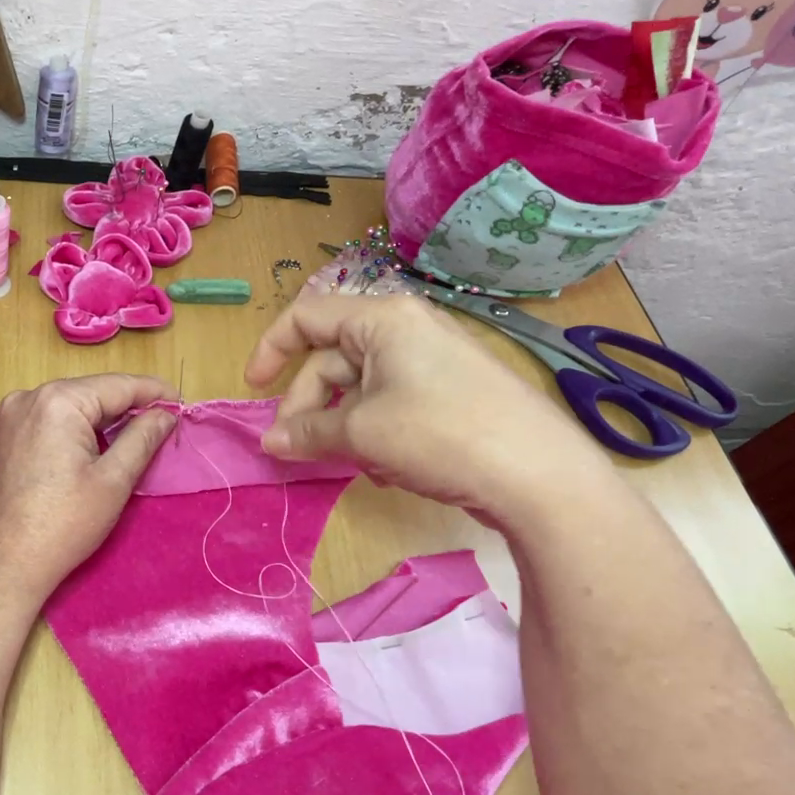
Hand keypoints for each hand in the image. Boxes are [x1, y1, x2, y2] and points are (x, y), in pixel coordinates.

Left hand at [0, 374, 176, 597]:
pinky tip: (99, 445)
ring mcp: (12, 415)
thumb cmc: (63, 523)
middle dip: (129, 405)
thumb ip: (142, 438)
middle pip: (92, 391)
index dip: (154, 392)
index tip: (182, 402)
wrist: (3, 561)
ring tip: (139, 434)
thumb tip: (165, 414)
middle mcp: (29, 397)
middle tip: (165, 423)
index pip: (117, 385)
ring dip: (104, 417)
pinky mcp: (6, 435)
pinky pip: (52, 419)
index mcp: (57, 401)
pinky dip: (78, 427)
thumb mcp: (113, 480)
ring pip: (72, 405)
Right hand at [245, 293, 617, 527]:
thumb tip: (269, 441)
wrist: (541, 477)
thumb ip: (306, 433)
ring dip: (339, 425)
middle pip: (331, 359)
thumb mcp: (361, 433)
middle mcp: (407, 330)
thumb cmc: (440, 434)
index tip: (253, 389)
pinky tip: (385, 468)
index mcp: (383, 319)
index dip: (270, 350)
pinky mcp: (450, 394)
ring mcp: (432, 362)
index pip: (306, 317)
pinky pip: (390, 403)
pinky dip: (373, 432)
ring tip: (347, 463)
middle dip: (307, 405)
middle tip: (294, 448)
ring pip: (359, 387)